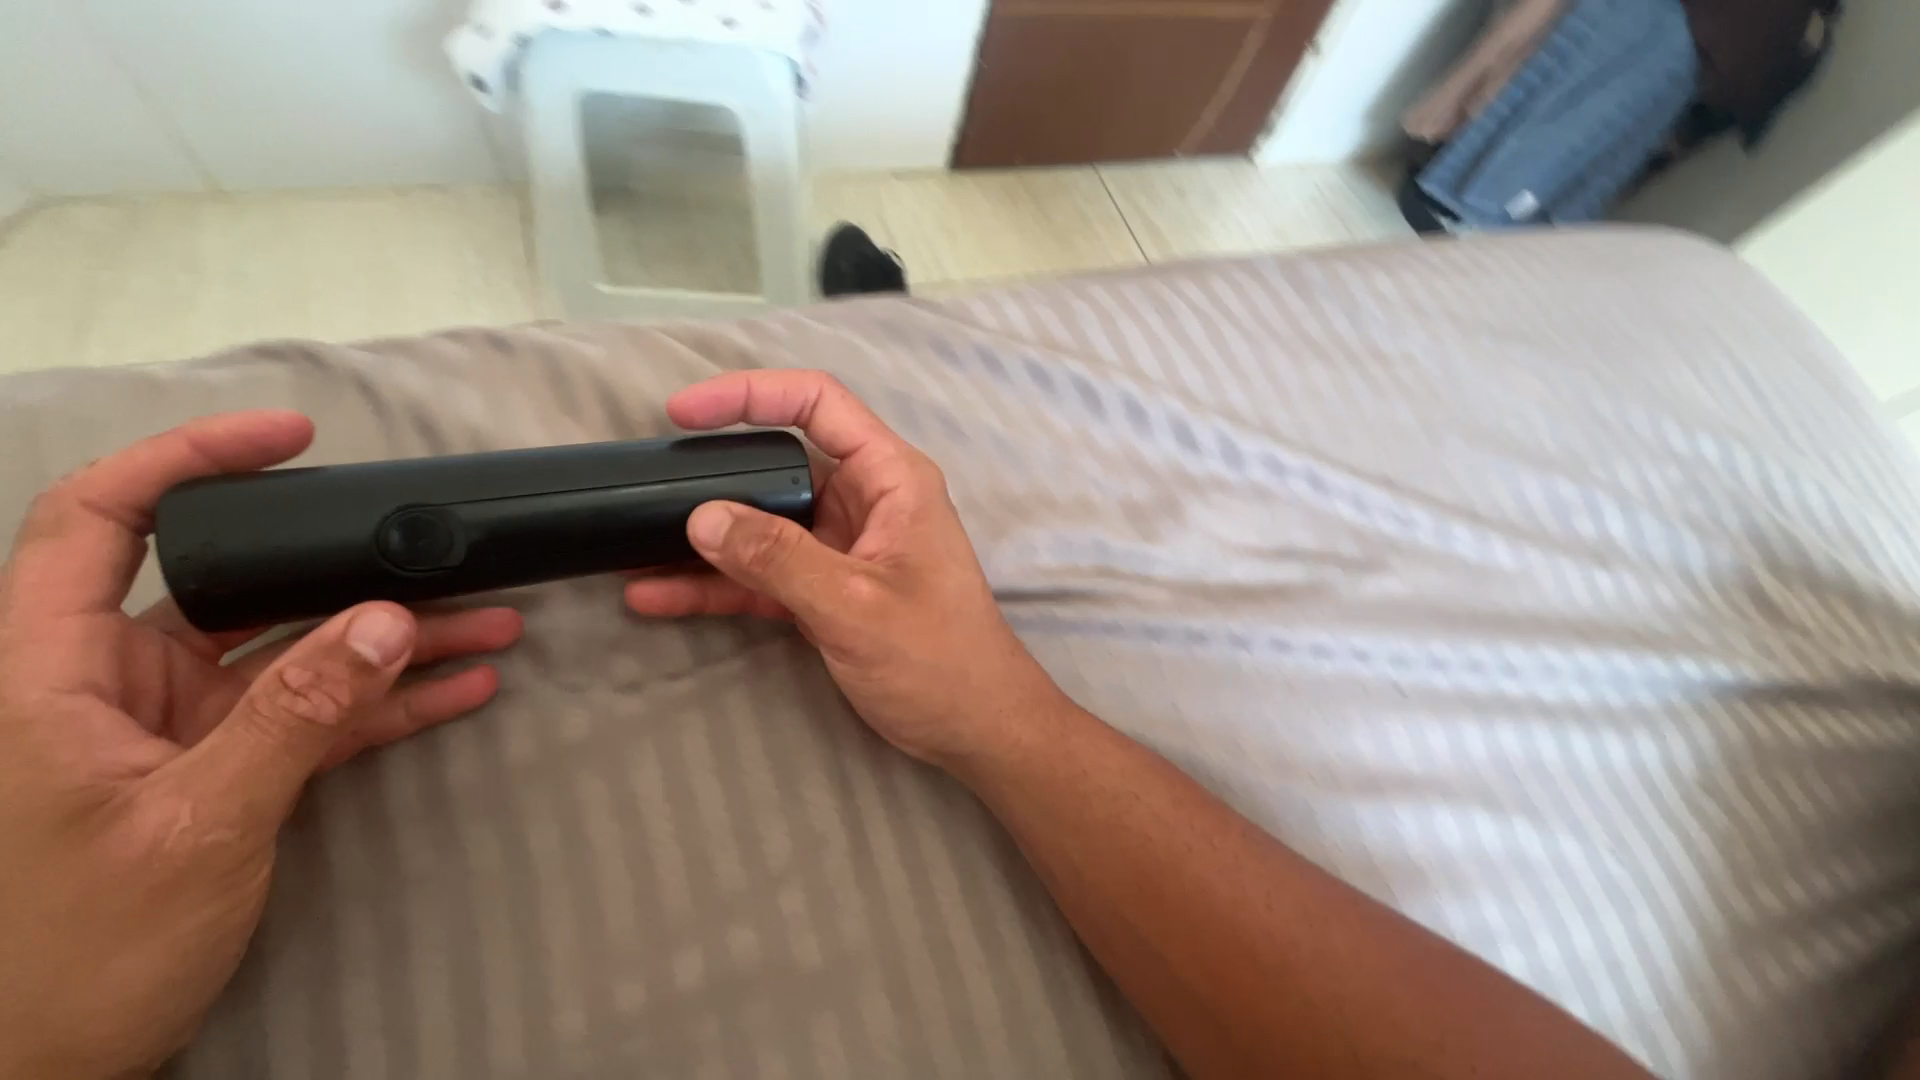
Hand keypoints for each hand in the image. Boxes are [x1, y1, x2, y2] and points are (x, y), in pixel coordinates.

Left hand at [0, 412, 522, 1078]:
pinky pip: (327, 717)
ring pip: (306, 655)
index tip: (289, 439)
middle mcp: (122, 682)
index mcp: (55, 672)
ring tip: (495, 623)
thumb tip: (384, 622)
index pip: (101, 524)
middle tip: (444, 554)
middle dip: (355, 571)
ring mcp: (188, 726)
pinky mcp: (238, 769)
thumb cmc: (68, 952)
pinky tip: (468, 687)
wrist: (51, 1066)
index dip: (187, 463)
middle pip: (250, 590)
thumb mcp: (195, 824)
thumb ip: (295, 715)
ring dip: (401, 642)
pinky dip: (396, 703)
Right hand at [625, 370, 1061, 766]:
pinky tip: (657, 595)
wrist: (974, 727)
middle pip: (778, 466)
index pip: (818, 403)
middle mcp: (864, 502)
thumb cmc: (935, 658)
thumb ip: (779, 558)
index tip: (683, 414)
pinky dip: (717, 585)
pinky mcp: (826, 593)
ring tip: (629, 549)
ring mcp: (842, 549)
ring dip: (703, 540)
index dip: (749, 395)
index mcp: (889, 478)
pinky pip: (763, 576)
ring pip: (762, 526)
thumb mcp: (854, 604)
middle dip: (713, 477)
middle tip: (646, 490)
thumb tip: (701, 518)